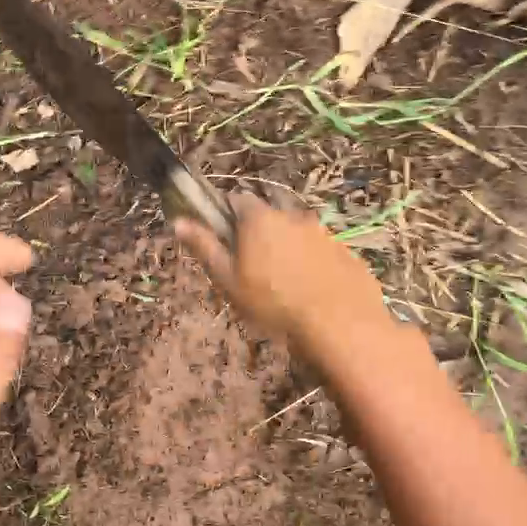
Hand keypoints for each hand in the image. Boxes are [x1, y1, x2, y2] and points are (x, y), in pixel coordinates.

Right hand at [174, 194, 402, 377]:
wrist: (341, 327)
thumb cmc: (272, 301)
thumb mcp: (227, 277)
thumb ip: (204, 246)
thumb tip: (178, 221)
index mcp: (260, 219)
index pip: (237, 198)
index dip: (225, 213)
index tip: (221, 235)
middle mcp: (294, 217)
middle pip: (269, 216)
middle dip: (257, 231)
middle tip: (249, 263)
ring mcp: (325, 234)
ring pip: (296, 234)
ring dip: (285, 247)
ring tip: (281, 281)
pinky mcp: (348, 254)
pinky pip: (321, 251)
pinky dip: (311, 262)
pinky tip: (309, 289)